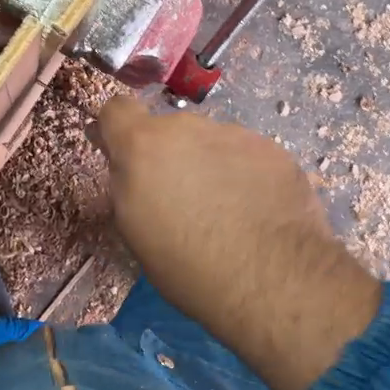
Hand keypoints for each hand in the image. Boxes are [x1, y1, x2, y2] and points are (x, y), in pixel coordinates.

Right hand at [95, 96, 381, 389]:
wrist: (273, 280)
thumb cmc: (187, 264)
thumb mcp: (134, 228)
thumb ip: (127, 183)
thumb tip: (128, 166)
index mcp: (142, 145)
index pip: (116, 109)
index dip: (118, 130)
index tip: (123, 155)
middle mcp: (186, 128)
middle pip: (168, 130)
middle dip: (169, 156)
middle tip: (181, 198)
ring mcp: (234, 134)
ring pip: (210, 142)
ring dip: (209, 164)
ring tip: (226, 210)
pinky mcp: (273, 150)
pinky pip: (247, 155)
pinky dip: (246, 175)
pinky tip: (257, 211)